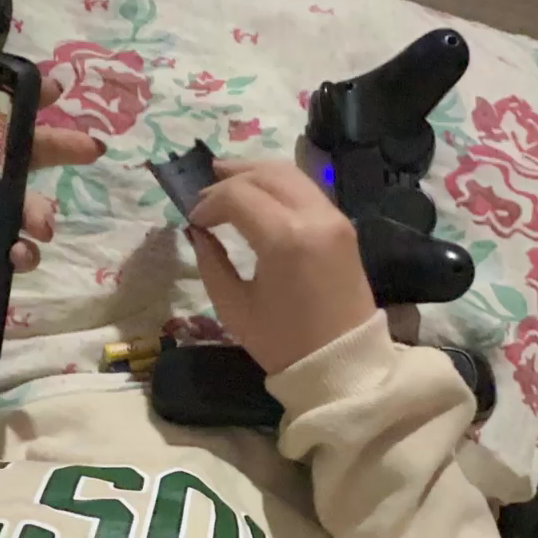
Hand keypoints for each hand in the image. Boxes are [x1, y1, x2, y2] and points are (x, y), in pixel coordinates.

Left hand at [0, 79, 102, 369]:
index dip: (10, 104)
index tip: (51, 90)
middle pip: (7, 160)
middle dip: (51, 150)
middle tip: (90, 150)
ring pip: (18, 208)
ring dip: (39, 210)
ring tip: (41, 227)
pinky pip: (12, 252)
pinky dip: (25, 252)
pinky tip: (19, 258)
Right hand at [186, 160, 378, 375]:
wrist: (344, 364)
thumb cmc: (285, 344)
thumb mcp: (235, 309)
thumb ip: (211, 263)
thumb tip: (199, 232)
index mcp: (285, 239)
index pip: (238, 196)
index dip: (209, 202)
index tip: (193, 220)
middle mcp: (314, 216)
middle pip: (266, 174)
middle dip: (231, 177)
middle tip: (204, 187)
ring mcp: (334, 218)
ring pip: (290, 175)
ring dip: (256, 173)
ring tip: (227, 177)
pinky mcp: (344, 227)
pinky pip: (307, 191)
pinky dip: (279, 185)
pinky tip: (259, 195)